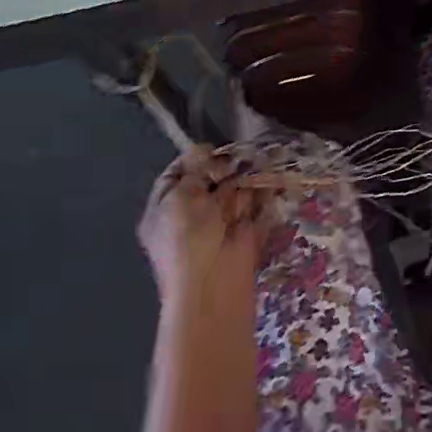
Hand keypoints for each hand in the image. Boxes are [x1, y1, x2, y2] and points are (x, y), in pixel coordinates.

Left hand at [138, 147, 268, 302]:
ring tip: (257, 158)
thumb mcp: (179, 195)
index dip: (191, 159)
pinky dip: (262, 191)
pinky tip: (268, 175)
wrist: (213, 283)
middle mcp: (189, 216)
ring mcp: (218, 226)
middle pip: (207, 181)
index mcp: (163, 210)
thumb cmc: (186, 237)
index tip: (209, 148)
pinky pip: (253, 206)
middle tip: (237, 154)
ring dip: (245, 175)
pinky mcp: (243, 233)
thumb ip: (193, 170)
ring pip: (232, 190)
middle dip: (223, 166)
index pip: (175, 175)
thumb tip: (203, 152)